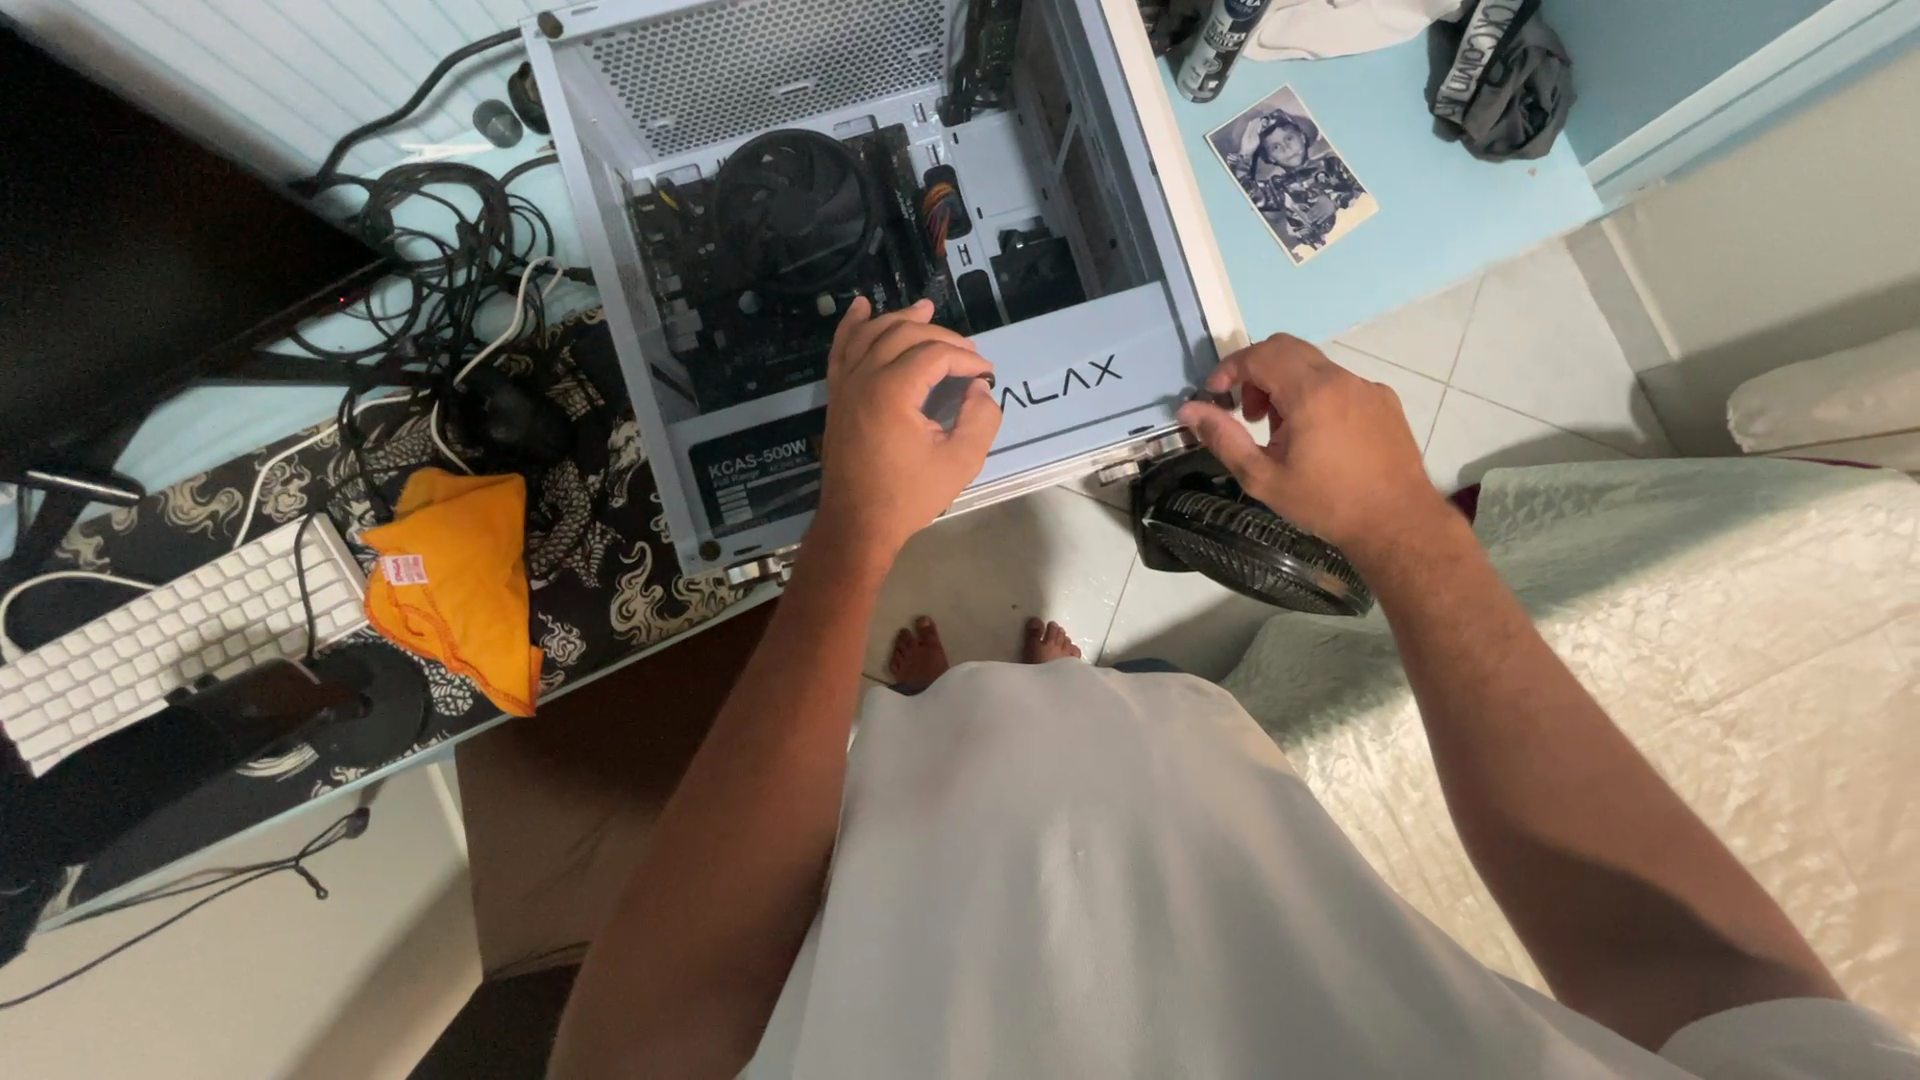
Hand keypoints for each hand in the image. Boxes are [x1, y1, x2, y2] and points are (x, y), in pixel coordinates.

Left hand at [813, 298, 999, 563]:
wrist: (856, 522)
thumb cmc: (908, 496)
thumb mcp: (960, 463)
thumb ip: (980, 419)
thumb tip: (978, 389)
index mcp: (893, 391)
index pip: (935, 353)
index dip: (967, 358)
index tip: (987, 374)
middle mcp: (864, 377)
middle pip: (904, 334)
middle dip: (941, 336)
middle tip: (968, 352)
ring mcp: (845, 384)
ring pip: (871, 333)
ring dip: (900, 318)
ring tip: (925, 310)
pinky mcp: (836, 396)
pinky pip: (842, 349)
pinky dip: (853, 325)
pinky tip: (861, 307)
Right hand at [1176, 334, 1449, 558]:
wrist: (1396, 522)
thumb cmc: (1324, 503)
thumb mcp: (1261, 477)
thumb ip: (1223, 438)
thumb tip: (1188, 411)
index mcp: (1310, 393)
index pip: (1259, 355)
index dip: (1229, 369)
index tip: (1214, 395)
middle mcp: (1341, 378)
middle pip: (1286, 349)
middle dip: (1255, 373)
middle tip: (1246, 413)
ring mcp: (1366, 387)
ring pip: (1312, 366)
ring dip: (1284, 386)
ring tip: (1280, 433)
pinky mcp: (1383, 400)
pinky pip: (1338, 383)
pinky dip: (1313, 397)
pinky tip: (1316, 438)